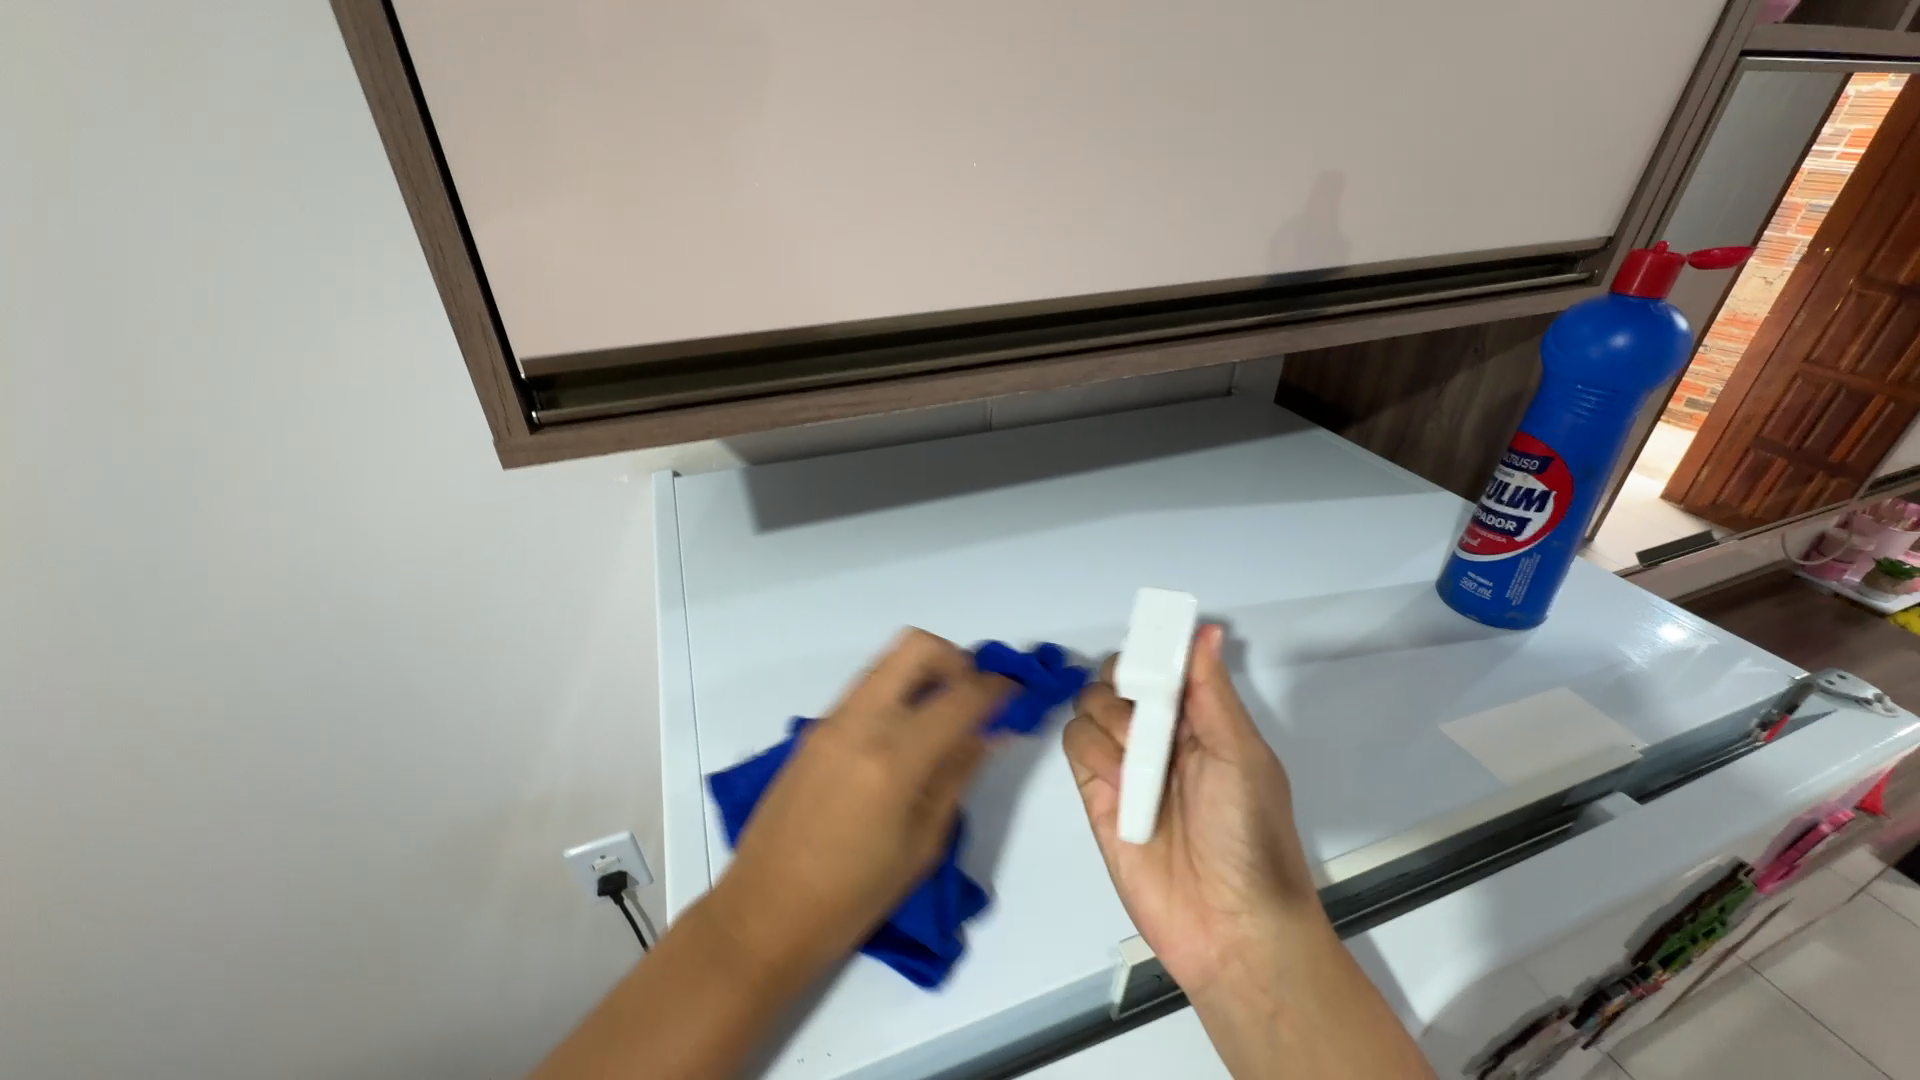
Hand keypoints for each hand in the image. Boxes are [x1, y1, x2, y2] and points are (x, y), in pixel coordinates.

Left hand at [712, 629, 1013, 976]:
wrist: (765, 912)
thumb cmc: (854, 896)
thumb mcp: (923, 842)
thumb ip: (957, 773)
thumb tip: (988, 731)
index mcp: (894, 758)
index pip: (961, 696)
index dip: (999, 688)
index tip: (1019, 695)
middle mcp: (860, 723)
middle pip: (917, 648)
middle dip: (958, 661)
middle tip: (976, 698)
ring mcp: (830, 722)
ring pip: (887, 663)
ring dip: (925, 673)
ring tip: (946, 719)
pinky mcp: (812, 731)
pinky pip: (865, 690)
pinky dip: (896, 694)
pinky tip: (906, 739)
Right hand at [1062, 624, 1322, 996]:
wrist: (1231, 926)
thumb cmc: (1251, 835)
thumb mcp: (1242, 755)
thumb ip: (1212, 691)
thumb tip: (1204, 630)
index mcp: (1200, 720)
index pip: (1161, 665)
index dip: (1149, 652)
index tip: (1149, 655)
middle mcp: (1159, 735)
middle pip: (1116, 679)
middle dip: (1122, 684)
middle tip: (1143, 712)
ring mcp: (1124, 764)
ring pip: (1089, 706)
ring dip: (1109, 719)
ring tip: (1136, 757)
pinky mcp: (1096, 795)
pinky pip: (1075, 746)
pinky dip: (1092, 751)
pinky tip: (1119, 777)